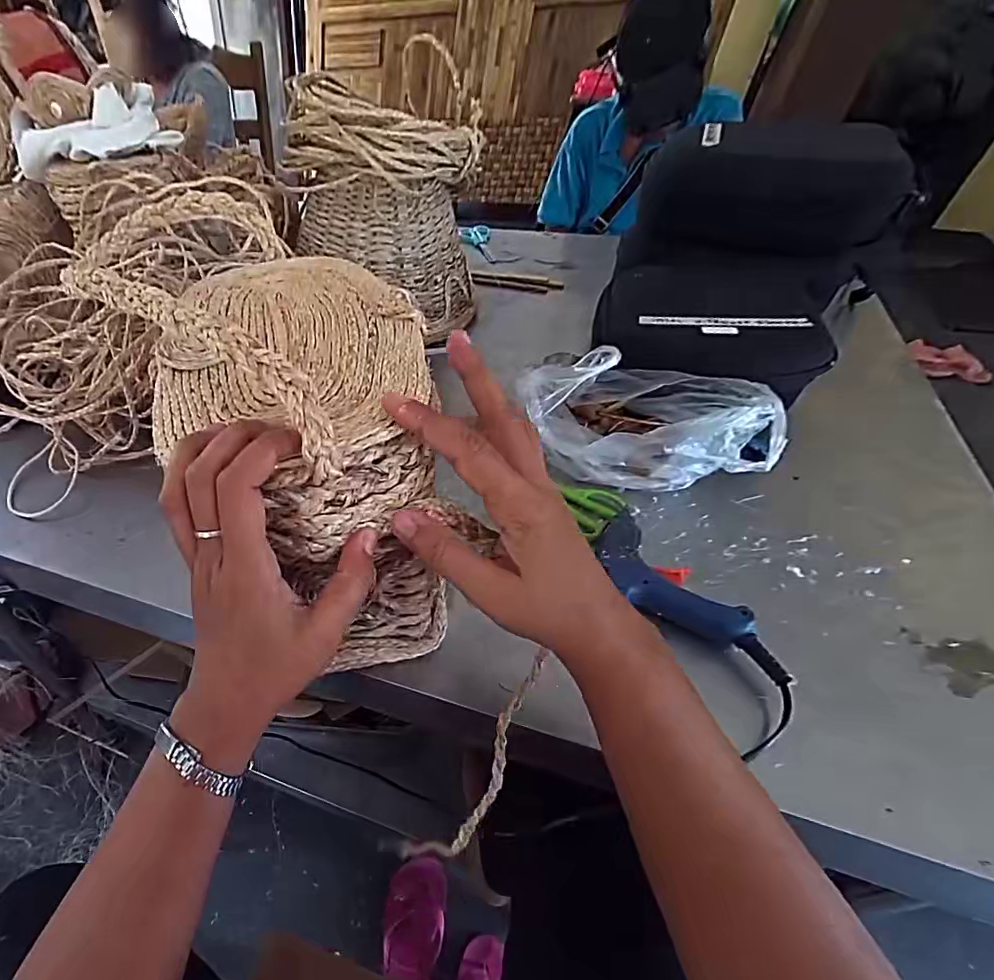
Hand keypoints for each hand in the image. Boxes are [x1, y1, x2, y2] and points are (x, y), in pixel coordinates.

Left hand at [159, 422, 377, 769]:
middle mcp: (210, 554)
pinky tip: (212, 461)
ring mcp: (193, 556)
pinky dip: (185, 472)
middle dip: (235, 438)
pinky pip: (174, 507)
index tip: (296, 444)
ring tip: (238, 431)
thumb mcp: (325, 635)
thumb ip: (350, 584)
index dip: (261, 452)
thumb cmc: (274, 670)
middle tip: (276, 432)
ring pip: (174, 487)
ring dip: (201, 448)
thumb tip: (369, 535)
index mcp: (243, 568)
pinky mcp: (190, 561)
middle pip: (199, 475)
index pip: (236, 490)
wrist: (226, 699)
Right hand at [381, 331, 652, 665]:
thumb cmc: (546, 612)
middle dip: (479, 378)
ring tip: (470, 367)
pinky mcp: (545, 498)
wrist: (599, 625)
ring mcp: (544, 489)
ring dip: (492, 394)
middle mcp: (535, 486)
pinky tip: (487, 422)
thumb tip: (400, 518)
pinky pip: (520, 447)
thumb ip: (446, 554)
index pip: (469, 452)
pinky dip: (498, 421)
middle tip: (458, 341)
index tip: (395, 402)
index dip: (430, 425)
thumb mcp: (490, 592)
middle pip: (504, 420)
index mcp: (519, 504)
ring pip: (516, 429)